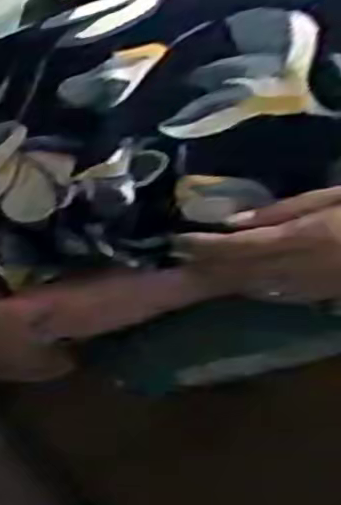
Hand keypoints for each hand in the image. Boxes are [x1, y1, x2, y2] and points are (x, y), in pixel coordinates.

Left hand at [178, 186, 340, 303]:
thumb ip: (286, 209)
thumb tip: (233, 222)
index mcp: (305, 237)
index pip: (231, 247)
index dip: (198, 244)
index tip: (178, 239)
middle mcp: (301, 264)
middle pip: (232, 268)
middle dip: (202, 262)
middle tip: (181, 253)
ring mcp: (314, 282)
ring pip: (248, 283)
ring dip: (221, 276)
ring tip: (201, 264)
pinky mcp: (328, 294)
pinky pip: (276, 291)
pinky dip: (252, 284)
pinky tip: (241, 276)